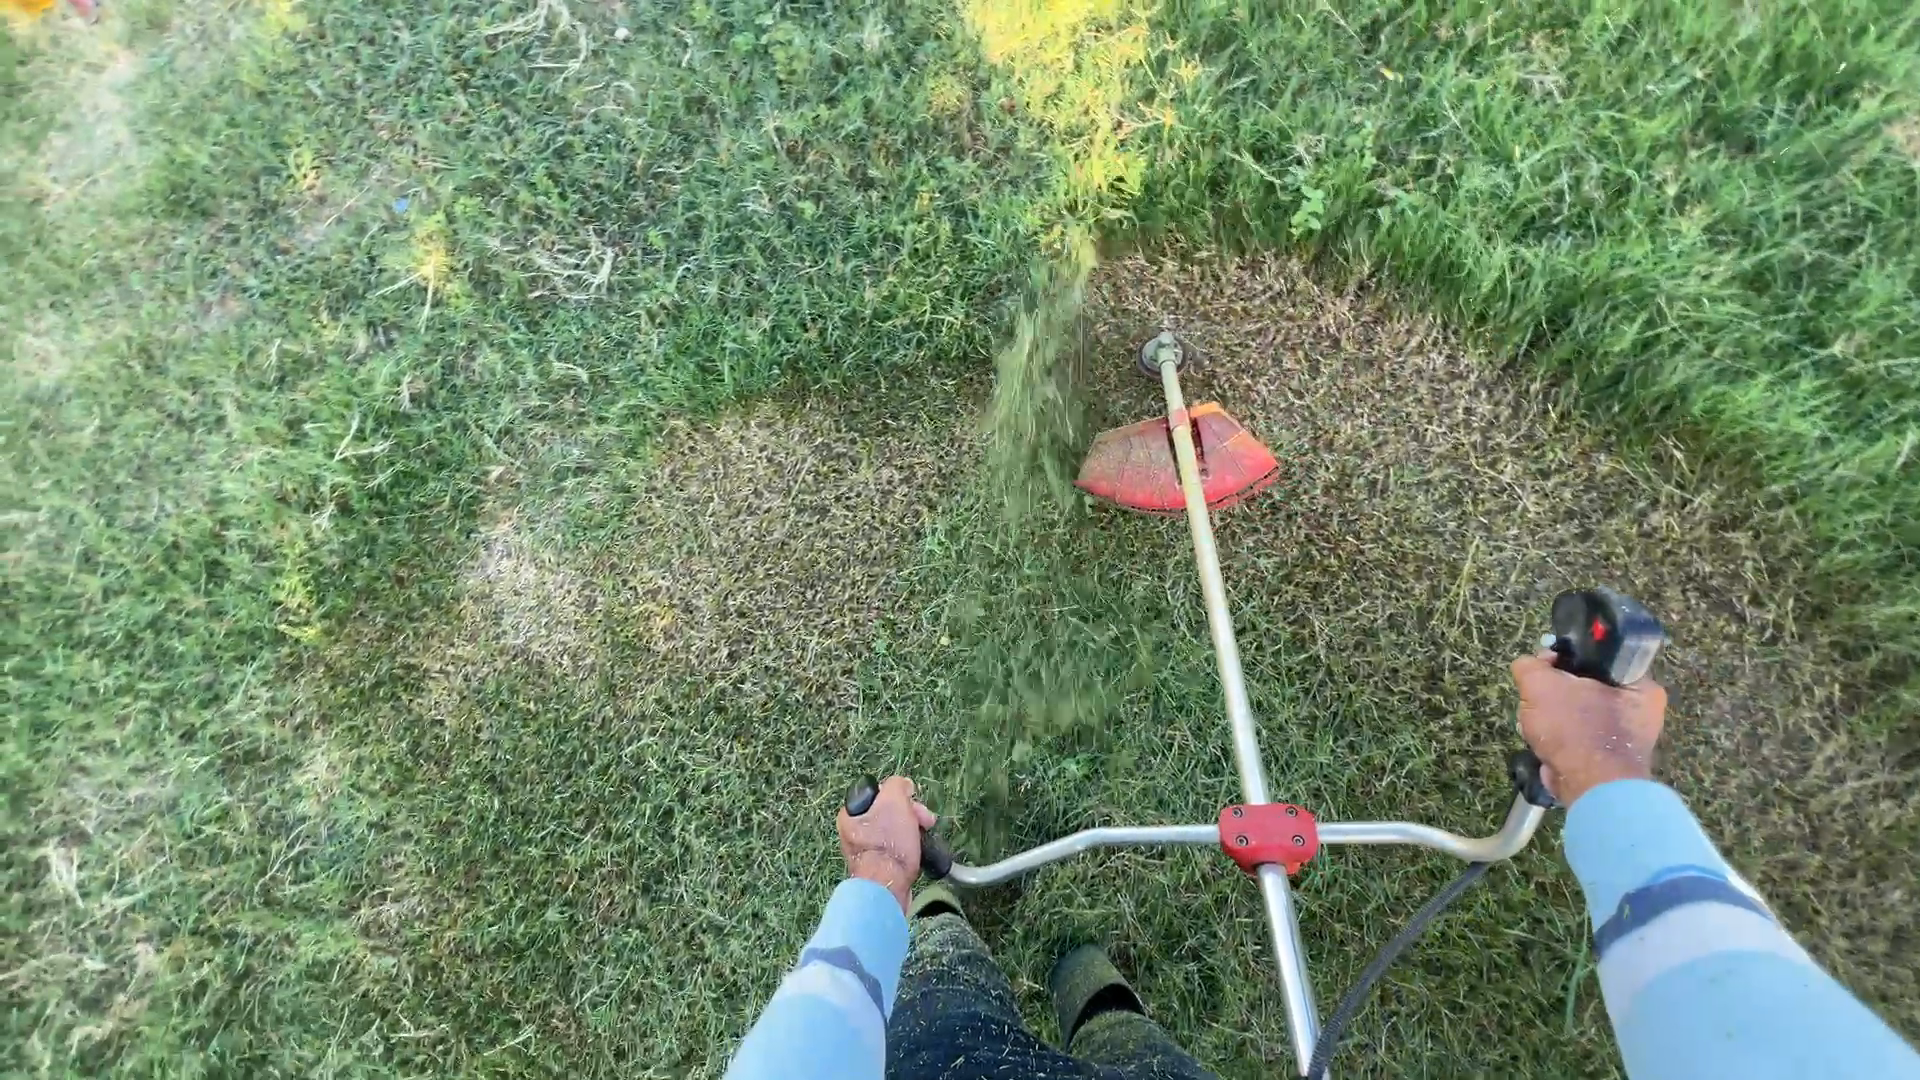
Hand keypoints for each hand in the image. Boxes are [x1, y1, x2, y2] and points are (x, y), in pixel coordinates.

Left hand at [837, 775, 935, 911]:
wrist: (888, 887)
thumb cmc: (889, 842)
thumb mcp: (894, 800)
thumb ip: (897, 784)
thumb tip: (903, 785)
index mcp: (851, 812)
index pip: (881, 793)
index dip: (901, 796)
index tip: (913, 804)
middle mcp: (854, 830)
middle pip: (890, 811)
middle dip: (912, 813)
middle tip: (925, 821)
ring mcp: (866, 849)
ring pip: (895, 829)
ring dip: (913, 829)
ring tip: (925, 837)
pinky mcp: (878, 865)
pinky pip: (896, 847)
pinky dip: (908, 846)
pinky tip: (918, 850)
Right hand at [1511, 651, 1667, 805]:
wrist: (1588, 785)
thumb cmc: (1574, 729)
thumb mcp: (1540, 684)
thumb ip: (1530, 665)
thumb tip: (1531, 665)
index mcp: (1639, 686)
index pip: (1597, 658)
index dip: (1565, 658)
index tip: (1544, 667)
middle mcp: (1641, 710)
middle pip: (1581, 685)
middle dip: (1552, 692)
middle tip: (1537, 699)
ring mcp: (1626, 735)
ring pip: (1575, 710)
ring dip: (1550, 715)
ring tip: (1537, 724)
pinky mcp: (1609, 755)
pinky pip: (1576, 733)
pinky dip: (1557, 736)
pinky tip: (1544, 740)